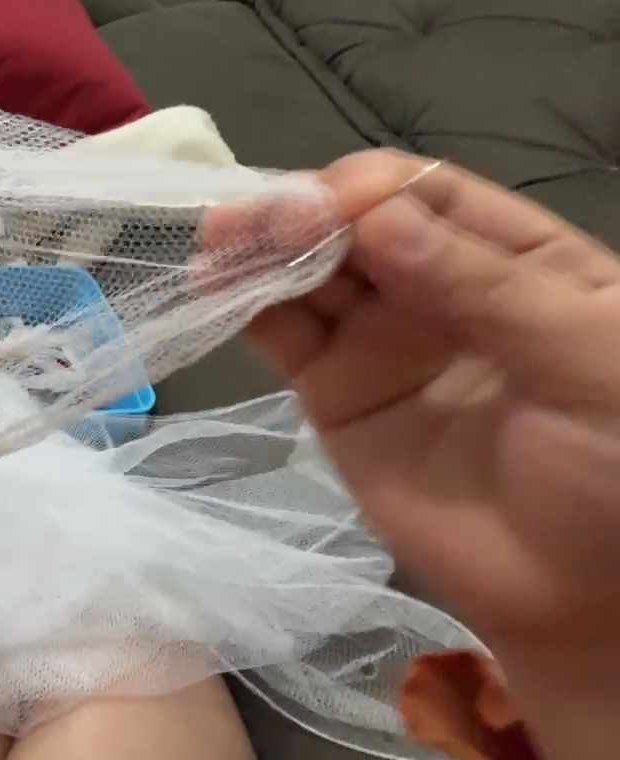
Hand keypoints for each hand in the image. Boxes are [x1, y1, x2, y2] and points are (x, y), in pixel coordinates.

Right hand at [248, 151, 619, 756]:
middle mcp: (436, 288)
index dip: (371, 190)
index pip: (427, 197)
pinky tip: (208, 283)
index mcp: (521, 265)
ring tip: (215, 241)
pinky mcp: (325, 381)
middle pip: (348, 224)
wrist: (579, 600)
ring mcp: (376, 335)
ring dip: (253, 245)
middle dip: (296, 213)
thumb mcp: (595, 369)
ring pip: (301, 268)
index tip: (329, 212)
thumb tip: (376, 218)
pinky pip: (275, 327)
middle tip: (250, 222)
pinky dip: (236, 299)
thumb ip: (490, 288)